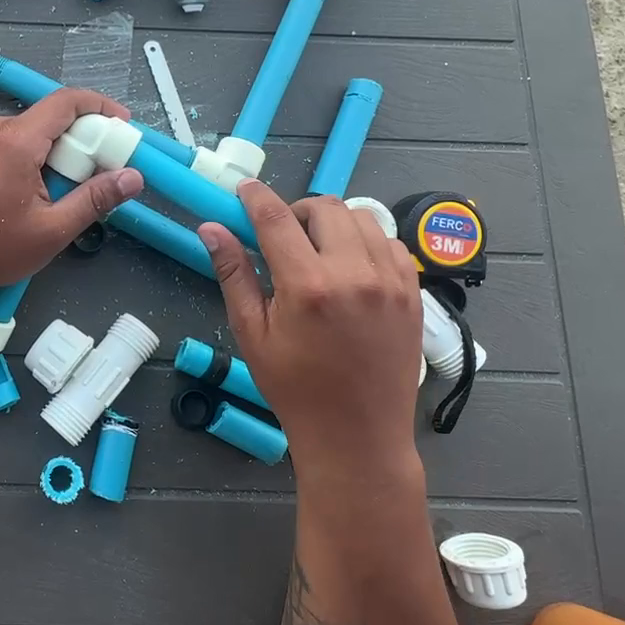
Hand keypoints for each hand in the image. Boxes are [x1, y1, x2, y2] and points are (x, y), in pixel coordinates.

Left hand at [0, 89, 144, 298]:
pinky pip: (6, 140)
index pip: (66, 102)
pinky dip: (29, 154)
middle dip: (80, 137)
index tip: (122, 125)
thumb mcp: (51, 230)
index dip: (100, 107)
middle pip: (48, 117)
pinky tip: (34, 188)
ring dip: (53, 149)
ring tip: (66, 185)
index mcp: (15, 140)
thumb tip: (133, 178)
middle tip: (99, 168)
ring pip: (27, 130)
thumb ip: (94, 199)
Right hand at [198, 184, 423, 473]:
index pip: (276, 218)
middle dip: (296, 210)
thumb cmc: (294, 388)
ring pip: (362, 218)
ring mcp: (390, 282)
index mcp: (307, 286)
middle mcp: (354, 274)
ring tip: (317, 249)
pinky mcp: (413, 293)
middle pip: (324, 207)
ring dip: (333, 222)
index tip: (244, 190)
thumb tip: (211, 229)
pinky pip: (390, 243)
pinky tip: (349, 266)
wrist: (358, 434)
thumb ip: (233, 274)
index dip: (255, 197)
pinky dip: (366, 241)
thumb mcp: (252, 333)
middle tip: (281, 235)